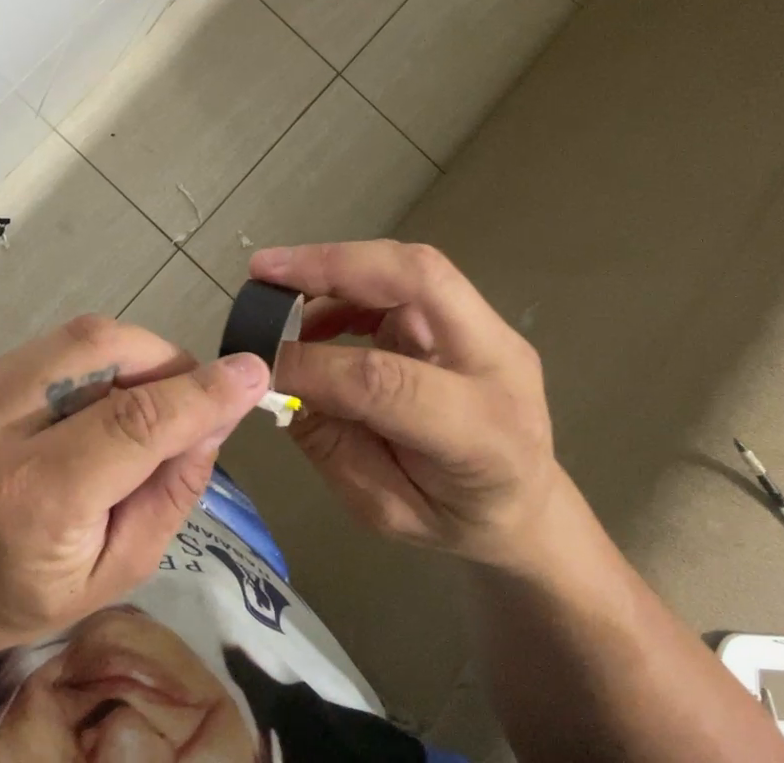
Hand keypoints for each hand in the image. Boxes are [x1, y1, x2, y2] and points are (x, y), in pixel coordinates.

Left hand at [0, 315, 269, 647]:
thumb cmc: (28, 593)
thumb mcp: (120, 569)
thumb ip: (172, 490)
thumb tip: (217, 415)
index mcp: (37, 496)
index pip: (133, 422)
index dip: (200, 392)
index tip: (252, 375)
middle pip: (102, 347)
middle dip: (166, 359)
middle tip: (189, 398)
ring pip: (81, 334)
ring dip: (134, 356)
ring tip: (146, 404)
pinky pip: (57, 345)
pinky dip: (99, 362)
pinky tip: (99, 405)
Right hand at [249, 240, 563, 568]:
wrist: (524, 506)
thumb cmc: (451, 517)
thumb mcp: (380, 506)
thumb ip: (327, 441)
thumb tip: (273, 378)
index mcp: (483, 434)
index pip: (388, 379)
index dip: (314, 365)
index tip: (259, 364)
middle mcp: (496, 366)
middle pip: (420, 280)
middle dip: (333, 266)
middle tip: (263, 271)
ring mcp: (489, 331)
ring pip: (410, 267)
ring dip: (333, 270)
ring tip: (276, 294)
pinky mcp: (468, 315)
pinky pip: (404, 278)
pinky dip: (347, 283)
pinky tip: (312, 313)